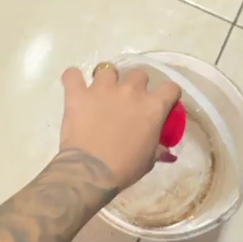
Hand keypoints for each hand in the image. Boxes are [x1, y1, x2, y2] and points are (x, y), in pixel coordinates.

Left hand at [59, 64, 181, 190]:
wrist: (91, 172)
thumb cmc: (125, 168)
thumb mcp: (149, 161)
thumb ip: (157, 149)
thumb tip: (165, 151)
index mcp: (153, 107)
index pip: (170, 88)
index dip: (167, 94)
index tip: (161, 102)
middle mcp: (130, 91)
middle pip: (138, 73)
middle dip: (135, 84)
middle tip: (128, 101)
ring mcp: (103, 89)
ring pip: (107, 70)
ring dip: (106, 80)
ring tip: (100, 94)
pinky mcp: (78, 94)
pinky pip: (72, 75)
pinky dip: (73, 78)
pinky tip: (74, 86)